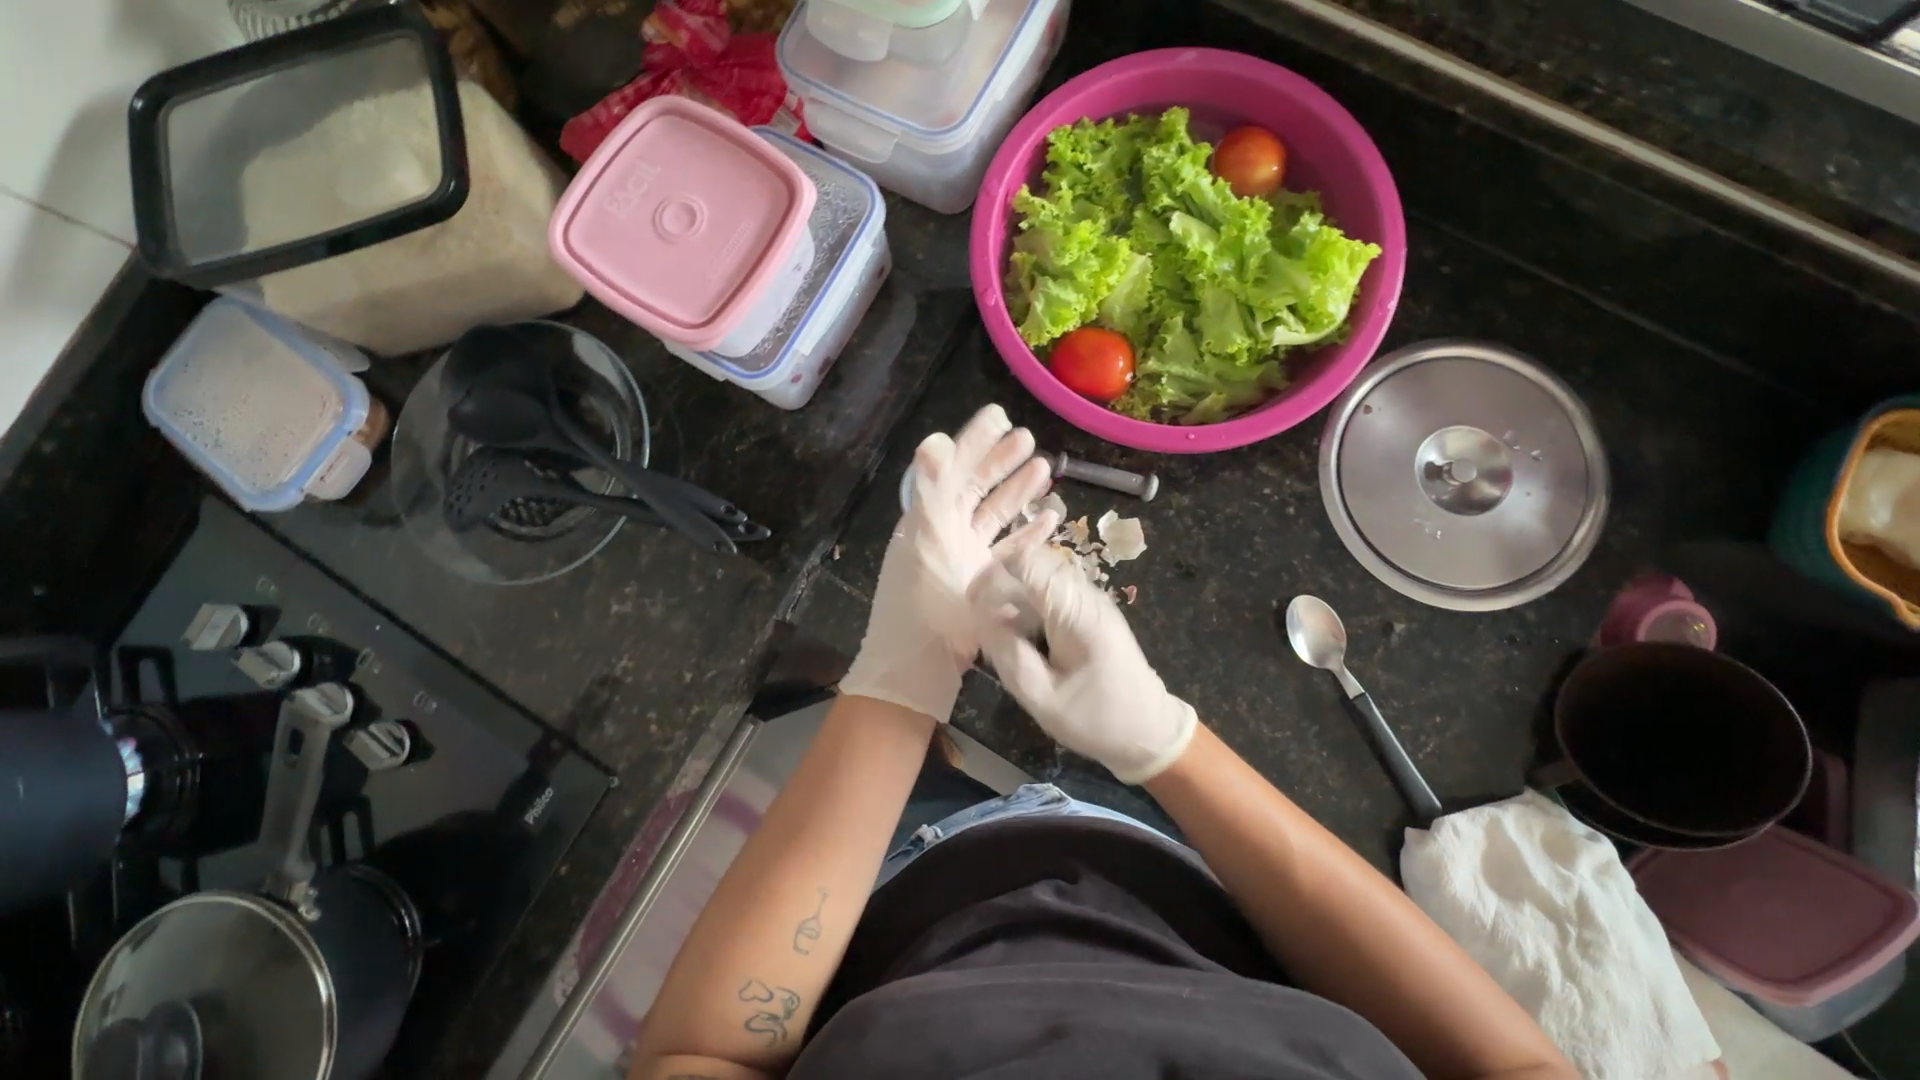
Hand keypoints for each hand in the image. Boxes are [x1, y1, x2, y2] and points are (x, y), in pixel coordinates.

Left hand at [839, 405, 1056, 721]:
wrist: (920, 666)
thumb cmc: (924, 601)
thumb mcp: (928, 540)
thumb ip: (932, 488)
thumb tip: (934, 439)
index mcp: (929, 521)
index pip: (952, 469)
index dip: (974, 441)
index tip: (999, 415)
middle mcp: (946, 535)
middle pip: (976, 488)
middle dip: (1001, 462)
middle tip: (1029, 439)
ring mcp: (966, 561)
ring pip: (996, 517)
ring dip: (1019, 493)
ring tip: (1046, 470)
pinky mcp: (984, 586)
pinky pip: (1010, 552)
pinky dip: (1029, 535)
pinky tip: (1050, 520)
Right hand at [971, 541, 1196, 783]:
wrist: (1148, 730)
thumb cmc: (1096, 718)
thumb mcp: (1041, 697)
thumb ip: (1007, 654)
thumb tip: (981, 619)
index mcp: (1076, 611)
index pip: (1027, 561)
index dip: (992, 576)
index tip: (973, 607)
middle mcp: (1085, 595)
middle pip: (1033, 561)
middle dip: (998, 583)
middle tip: (979, 618)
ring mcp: (1091, 600)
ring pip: (1041, 575)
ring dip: (1012, 594)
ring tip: (996, 629)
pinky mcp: (1090, 612)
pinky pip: (1052, 592)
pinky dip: (1028, 605)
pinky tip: (1018, 634)